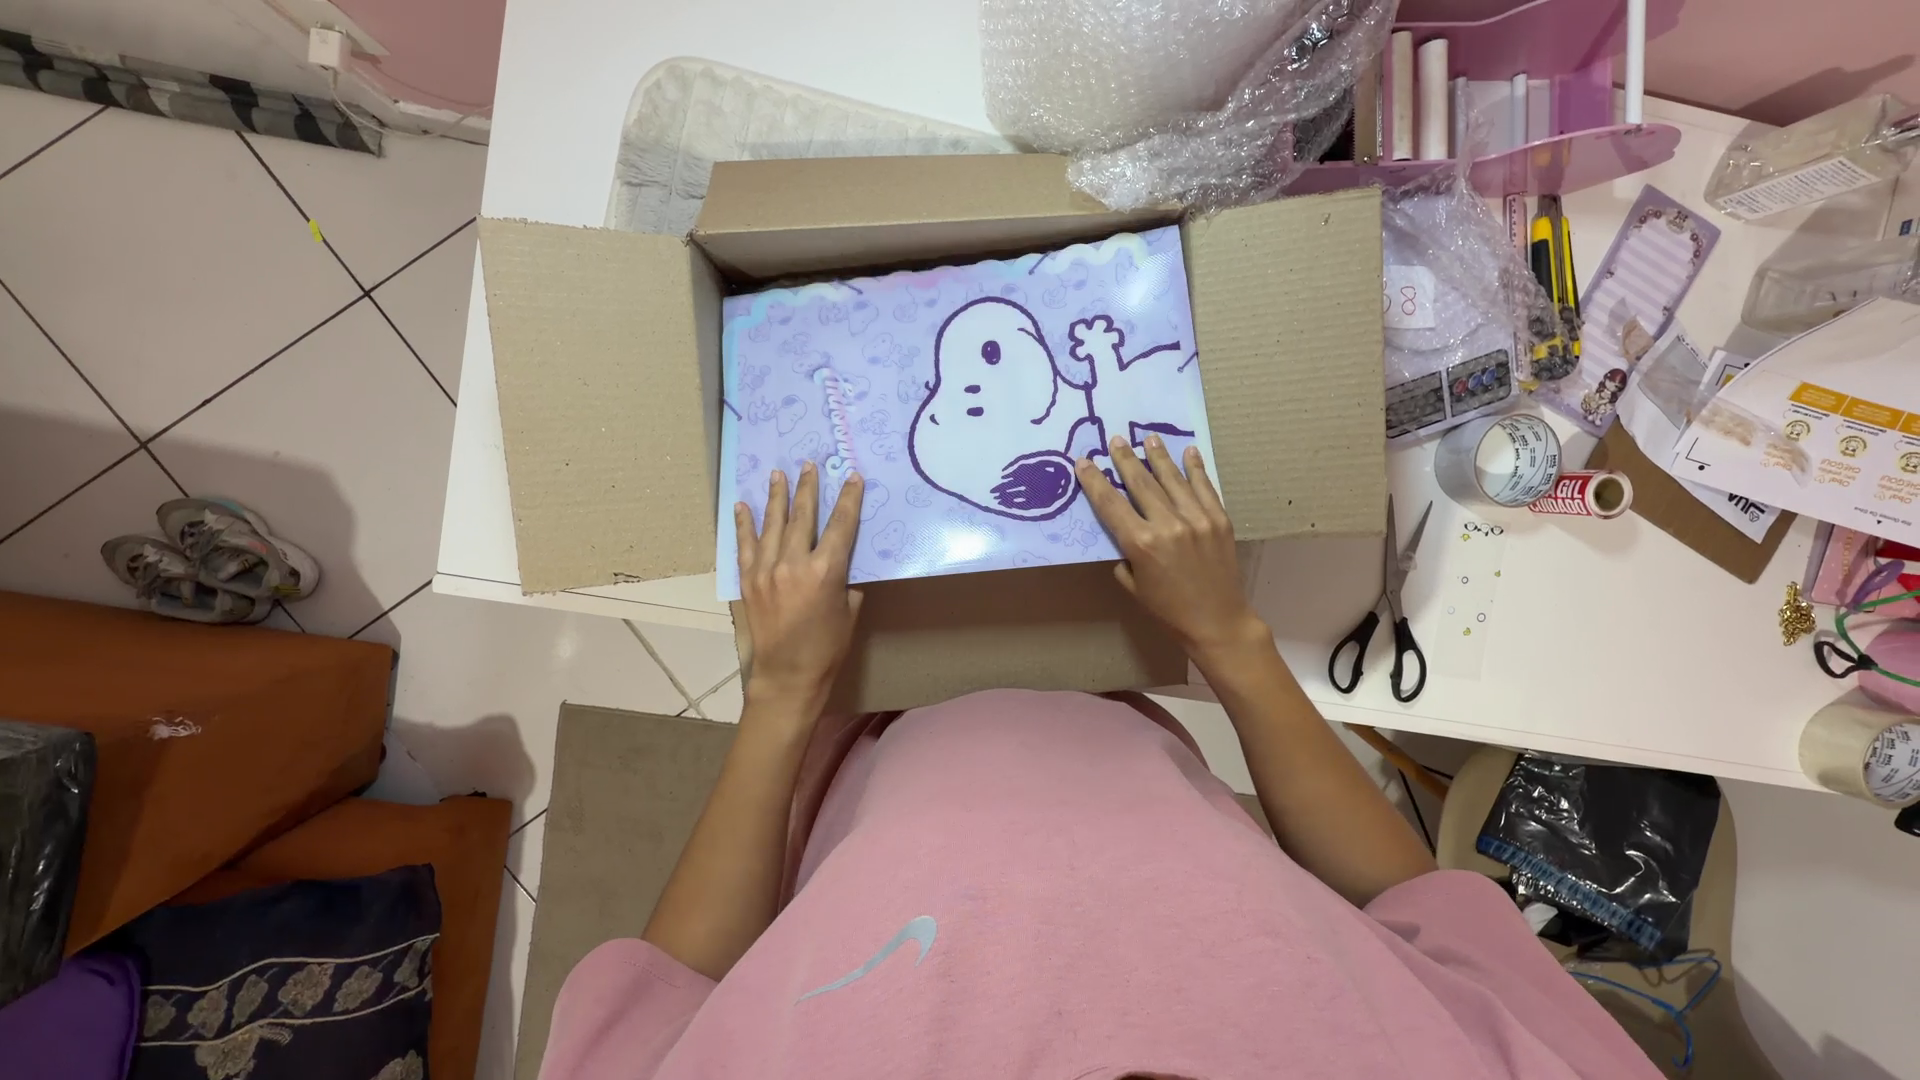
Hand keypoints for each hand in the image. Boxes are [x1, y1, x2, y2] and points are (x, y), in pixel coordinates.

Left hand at [734, 463, 864, 717]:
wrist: (788, 675)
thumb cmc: (827, 647)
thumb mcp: (848, 610)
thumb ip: (844, 580)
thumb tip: (839, 562)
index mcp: (826, 570)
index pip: (840, 525)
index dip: (848, 499)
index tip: (852, 477)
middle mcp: (794, 563)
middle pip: (803, 516)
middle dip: (808, 488)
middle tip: (809, 465)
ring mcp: (766, 570)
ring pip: (773, 524)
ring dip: (777, 497)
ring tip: (778, 473)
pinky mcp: (749, 581)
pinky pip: (745, 545)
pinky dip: (744, 524)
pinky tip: (742, 505)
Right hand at [1077, 435, 1269, 659]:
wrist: (1218, 622)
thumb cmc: (1168, 610)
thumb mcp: (1133, 586)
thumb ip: (1125, 555)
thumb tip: (1124, 531)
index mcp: (1141, 544)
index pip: (1110, 504)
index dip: (1094, 480)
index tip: (1084, 461)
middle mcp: (1168, 525)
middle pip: (1140, 483)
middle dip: (1125, 459)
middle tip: (1115, 439)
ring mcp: (1197, 519)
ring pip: (1172, 479)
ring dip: (1158, 456)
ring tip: (1148, 438)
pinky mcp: (1219, 520)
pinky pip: (1204, 487)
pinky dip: (1196, 468)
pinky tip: (1189, 452)